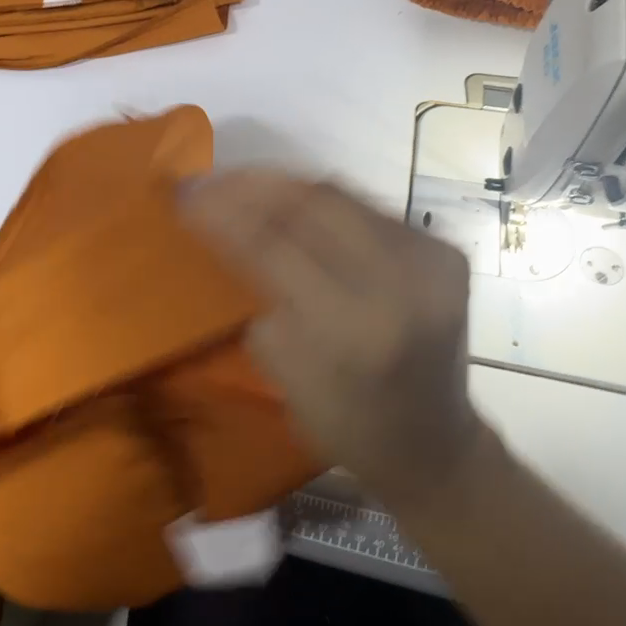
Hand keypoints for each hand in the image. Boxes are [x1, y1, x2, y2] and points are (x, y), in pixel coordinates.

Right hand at [181, 170, 496, 504]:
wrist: (435, 444)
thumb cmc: (348, 426)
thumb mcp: (287, 374)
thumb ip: (259, 298)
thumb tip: (222, 232)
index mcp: (355, 328)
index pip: (276, 246)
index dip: (224, 215)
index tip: (183, 196)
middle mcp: (402, 282)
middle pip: (311, 205)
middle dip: (250, 186)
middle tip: (205, 181)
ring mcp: (430, 260)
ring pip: (340, 195)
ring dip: (282, 185)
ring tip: (237, 182)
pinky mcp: (442, 249)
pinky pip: (367, 207)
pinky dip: (320, 201)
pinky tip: (287, 200)